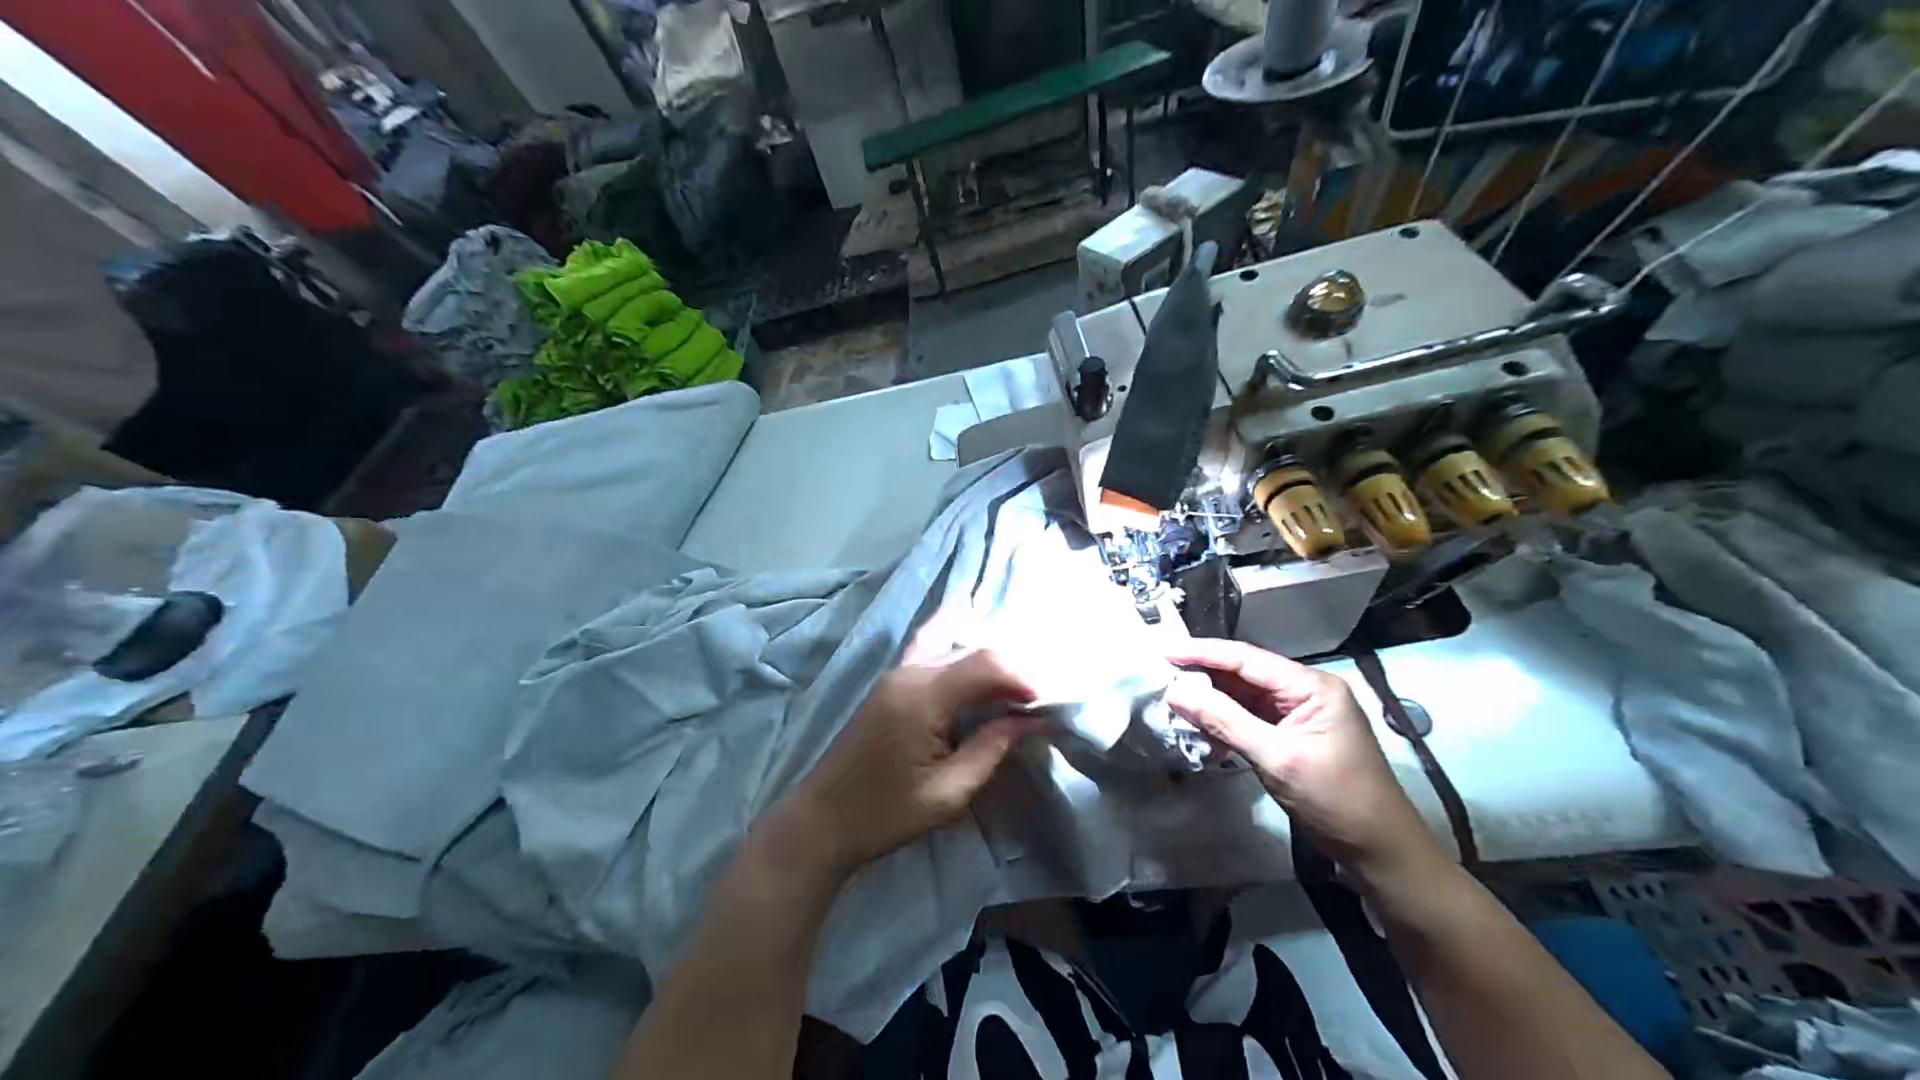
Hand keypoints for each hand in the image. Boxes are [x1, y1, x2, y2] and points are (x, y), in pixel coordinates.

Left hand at [783, 649, 1040, 879]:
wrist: (824, 819)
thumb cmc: (886, 813)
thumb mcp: (949, 792)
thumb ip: (992, 748)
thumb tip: (1030, 720)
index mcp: (922, 696)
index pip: (985, 664)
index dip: (1021, 679)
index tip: (1044, 707)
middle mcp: (908, 672)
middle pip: (971, 652)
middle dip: (1008, 673)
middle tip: (1033, 706)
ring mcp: (895, 673)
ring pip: (953, 650)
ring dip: (986, 668)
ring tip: (1010, 698)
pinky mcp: (890, 683)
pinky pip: (932, 654)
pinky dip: (960, 658)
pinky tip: (976, 672)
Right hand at [1165, 638, 1442, 881]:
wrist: (1382, 853)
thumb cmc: (1336, 800)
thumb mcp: (1277, 758)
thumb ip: (1225, 720)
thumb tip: (1176, 692)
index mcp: (1311, 686)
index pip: (1247, 659)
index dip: (1203, 653)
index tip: (1165, 652)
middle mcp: (1305, 692)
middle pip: (1244, 674)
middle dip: (1203, 676)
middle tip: (1162, 678)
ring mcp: (1299, 715)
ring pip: (1244, 697)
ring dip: (1211, 702)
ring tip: (1173, 702)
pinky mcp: (1292, 737)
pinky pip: (1250, 719)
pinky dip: (1225, 723)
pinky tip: (1200, 730)